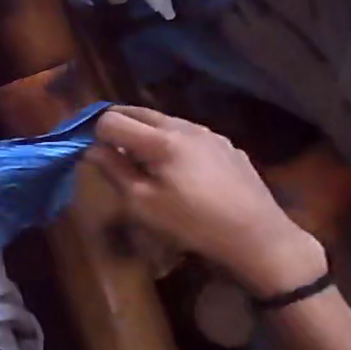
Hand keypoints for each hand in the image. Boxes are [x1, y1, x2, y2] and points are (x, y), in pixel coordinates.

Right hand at [86, 106, 326, 295]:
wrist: (260, 238)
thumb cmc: (192, 224)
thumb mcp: (142, 203)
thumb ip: (113, 169)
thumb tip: (90, 149)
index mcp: (160, 140)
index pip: (111, 119)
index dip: (94, 134)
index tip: (90, 154)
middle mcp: (184, 127)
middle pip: (136, 111)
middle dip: (114, 126)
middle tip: (105, 152)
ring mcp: (209, 134)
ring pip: (162, 120)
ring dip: (141, 132)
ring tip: (138, 161)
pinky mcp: (226, 146)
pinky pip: (186, 133)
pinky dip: (167, 140)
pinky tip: (174, 169)